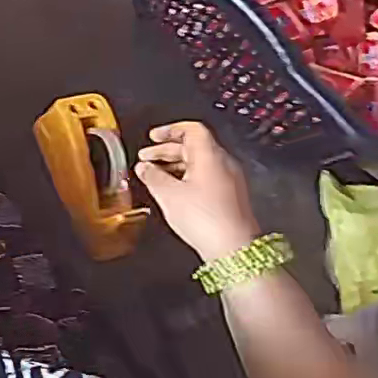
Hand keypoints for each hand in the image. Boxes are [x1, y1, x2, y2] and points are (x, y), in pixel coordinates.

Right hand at [134, 121, 261, 262]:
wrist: (233, 248)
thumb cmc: (206, 219)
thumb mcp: (168, 195)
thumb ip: (152, 176)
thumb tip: (144, 167)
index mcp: (210, 155)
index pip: (191, 129)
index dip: (169, 130)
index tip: (154, 136)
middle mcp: (223, 163)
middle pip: (194, 146)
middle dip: (167, 150)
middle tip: (147, 156)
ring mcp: (229, 180)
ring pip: (199, 162)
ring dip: (175, 164)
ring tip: (155, 174)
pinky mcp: (230, 196)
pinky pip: (206, 177)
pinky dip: (186, 177)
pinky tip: (173, 191)